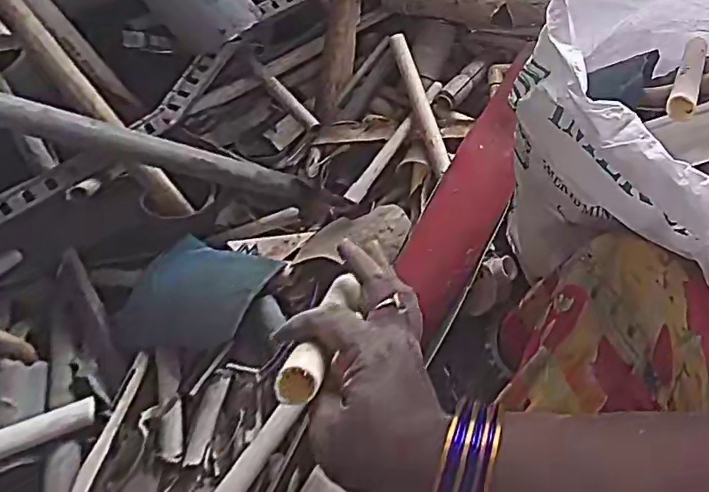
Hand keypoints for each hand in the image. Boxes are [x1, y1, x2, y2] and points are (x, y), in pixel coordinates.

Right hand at [274, 241, 448, 490]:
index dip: (302, 326)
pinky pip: (407, 312)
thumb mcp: (328, 432)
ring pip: (400, 294)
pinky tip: (390, 297)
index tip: (284, 336)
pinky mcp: (415, 356)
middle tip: (348, 247)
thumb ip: (318, 395)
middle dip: (363, 262)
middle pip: (381, 286)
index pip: (330, 321)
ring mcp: (409, 343)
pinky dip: (396, 296)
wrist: (424, 461)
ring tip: (375, 258)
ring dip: (385, 274)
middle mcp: (395, 336)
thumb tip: (317, 377)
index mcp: (371, 348)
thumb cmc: (381, 451)